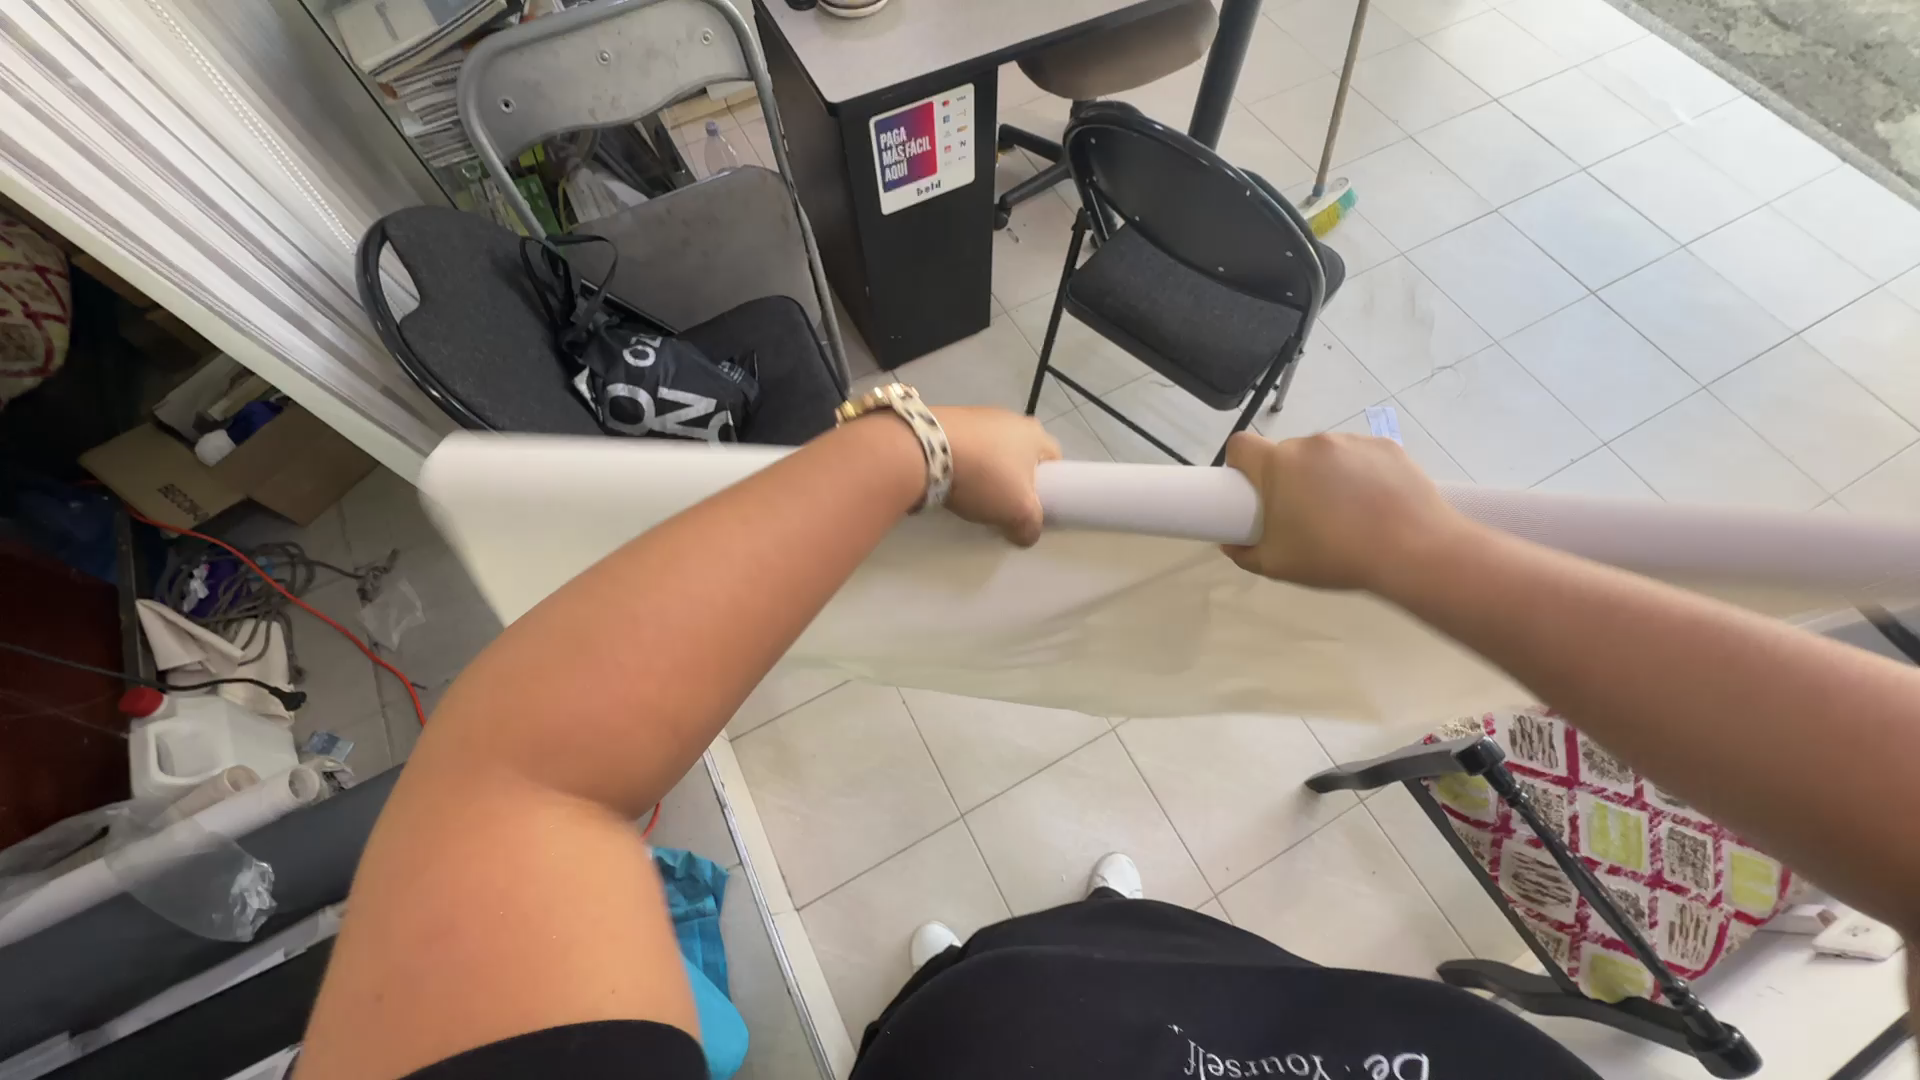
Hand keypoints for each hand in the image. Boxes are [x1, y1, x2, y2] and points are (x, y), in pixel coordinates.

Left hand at [934, 406, 1059, 546]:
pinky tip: (950, 480)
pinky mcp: (947, 418)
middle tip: (1004, 502)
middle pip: (1020, 453)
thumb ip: (1030, 526)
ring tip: (972, 495)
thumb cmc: (985, 476)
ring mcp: (976, 414)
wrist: (925, 450)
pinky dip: (961, 462)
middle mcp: (1009, 417)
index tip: (1035, 503)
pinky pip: (964, 446)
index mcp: (1034, 433)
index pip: (1054, 458)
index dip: (1051, 482)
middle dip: (1014, 477)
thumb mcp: (1019, 511)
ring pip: (990, 449)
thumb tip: (1027, 534)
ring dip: (985, 470)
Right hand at [1220, 431, 1471, 590]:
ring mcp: (1352, 442)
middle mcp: (1312, 444)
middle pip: (1286, 454)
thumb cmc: (1334, 557)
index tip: (1251, 489)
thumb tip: (1230, 543)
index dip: (1239, 464)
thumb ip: (1244, 553)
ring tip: (1346, 511)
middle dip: (1287, 478)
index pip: (1241, 445)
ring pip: (1324, 455)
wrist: (1414, 552)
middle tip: (1303, 514)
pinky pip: (1360, 456)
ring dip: (1324, 475)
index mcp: (1278, 465)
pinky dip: (1359, 474)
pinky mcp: (1387, 446)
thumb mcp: (1276, 565)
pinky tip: (1374, 503)